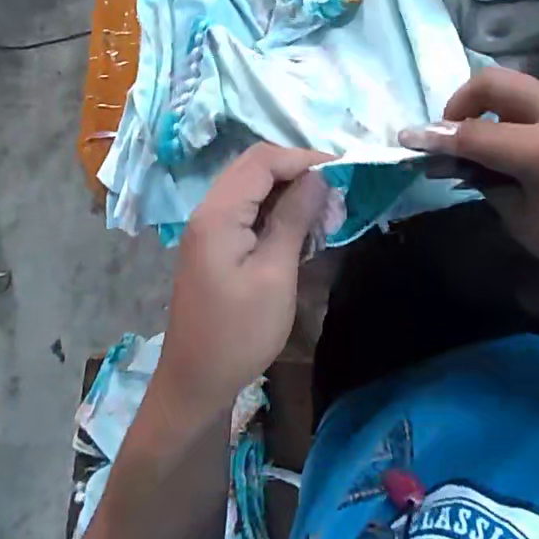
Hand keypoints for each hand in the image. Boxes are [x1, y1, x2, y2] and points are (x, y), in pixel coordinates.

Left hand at [153, 144, 333, 420]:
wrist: (196, 381)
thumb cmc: (240, 332)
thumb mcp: (275, 274)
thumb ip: (294, 218)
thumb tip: (320, 177)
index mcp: (218, 213)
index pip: (263, 160)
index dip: (303, 158)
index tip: (342, 173)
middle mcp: (208, 210)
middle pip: (254, 166)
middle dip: (297, 169)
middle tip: (335, 189)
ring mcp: (207, 227)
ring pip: (251, 186)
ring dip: (287, 188)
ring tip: (323, 206)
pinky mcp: (213, 243)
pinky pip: (246, 208)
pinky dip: (274, 207)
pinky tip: (298, 225)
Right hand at [399, 67, 538, 320]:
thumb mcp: (533, 230)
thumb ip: (491, 186)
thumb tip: (462, 160)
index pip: (473, 133)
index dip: (435, 136)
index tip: (409, 137)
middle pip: (498, 81)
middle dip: (464, 100)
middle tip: (457, 130)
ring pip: (537, 93)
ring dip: (513, 117)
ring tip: (519, 155)